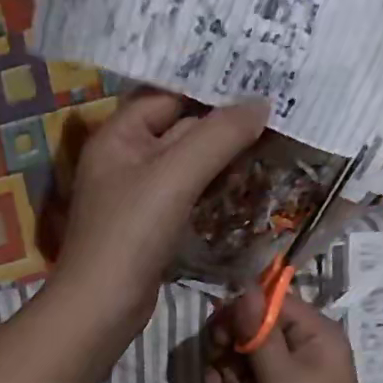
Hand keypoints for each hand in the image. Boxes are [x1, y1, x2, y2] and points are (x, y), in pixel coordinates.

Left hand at [53, 91, 268, 306]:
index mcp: (117, 137)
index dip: (210, 85)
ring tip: (274, 140)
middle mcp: (123, 160)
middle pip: (179, 128)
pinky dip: (212, 188)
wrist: (102, 307)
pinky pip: (186, 195)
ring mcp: (136, 196)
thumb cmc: (130, 234)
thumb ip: (218, 135)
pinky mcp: (150, 226)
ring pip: (186, 165)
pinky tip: (246, 183)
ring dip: (223, 157)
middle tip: (281, 107)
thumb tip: (261, 103)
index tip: (262, 74)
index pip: (167, 95)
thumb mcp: (174, 175)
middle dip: (224, 122)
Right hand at [207, 290, 378, 382]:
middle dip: (230, 338)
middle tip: (214, 362)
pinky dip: (236, 374)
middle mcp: (309, 338)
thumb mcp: (277, 375)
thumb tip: (244, 287)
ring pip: (252, 344)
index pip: (271, 300)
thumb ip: (258, 331)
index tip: (217, 339)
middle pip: (258, 320)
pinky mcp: (286, 381)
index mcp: (316, 329)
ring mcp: (297, 361)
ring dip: (228, 359)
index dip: (239, 313)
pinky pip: (256, 365)